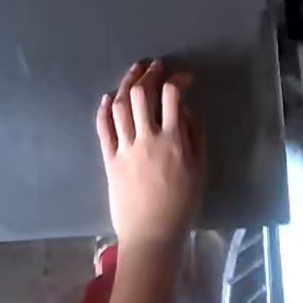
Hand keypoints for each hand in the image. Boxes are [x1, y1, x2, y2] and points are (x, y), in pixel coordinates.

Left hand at [95, 60, 202, 247]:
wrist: (152, 236)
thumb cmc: (181, 204)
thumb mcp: (199, 170)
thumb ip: (194, 135)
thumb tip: (184, 108)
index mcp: (173, 141)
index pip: (172, 96)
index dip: (177, 80)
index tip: (183, 78)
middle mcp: (147, 139)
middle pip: (142, 94)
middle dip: (148, 74)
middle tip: (154, 66)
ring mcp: (125, 148)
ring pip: (121, 106)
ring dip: (127, 84)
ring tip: (134, 72)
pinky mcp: (109, 159)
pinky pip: (103, 129)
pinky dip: (104, 109)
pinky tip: (109, 97)